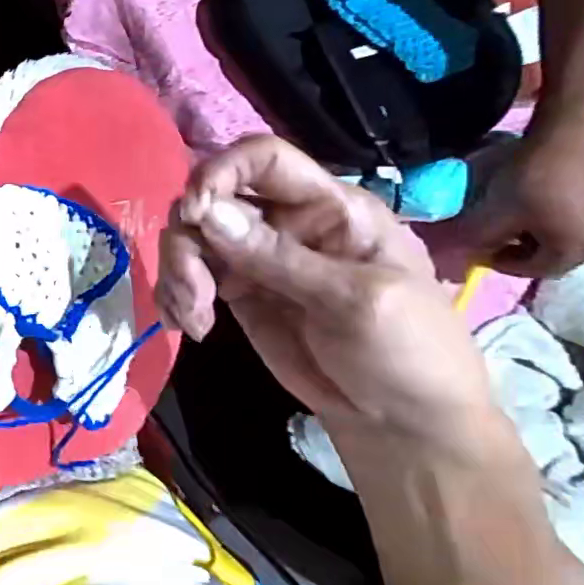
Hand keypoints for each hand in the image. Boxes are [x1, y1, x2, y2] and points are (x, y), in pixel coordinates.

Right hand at [156, 136, 501, 452]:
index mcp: (329, 208)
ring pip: (190, 237)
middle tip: (194, 292)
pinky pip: (187, 276)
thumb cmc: (408, 353)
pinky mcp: (236, 292)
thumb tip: (204, 212)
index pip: (263, 158)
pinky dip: (175, 296)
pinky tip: (189, 326)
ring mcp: (256, 257)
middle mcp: (285, 222)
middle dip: (188, 240)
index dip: (221, 172)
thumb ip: (279, 258)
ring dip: (177, 273)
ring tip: (193, 318)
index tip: (195, 215)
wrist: (404, 426)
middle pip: (210, 199)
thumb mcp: (356, 302)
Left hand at [451, 131, 583, 278]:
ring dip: (549, 233)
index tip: (484, 252)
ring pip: (578, 236)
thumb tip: (469, 251)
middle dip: (528, 249)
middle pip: (561, 254)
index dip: (505, 263)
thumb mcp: (493, 214)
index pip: (537, 269)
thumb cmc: (532, 181)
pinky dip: (569, 217)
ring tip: (525, 219)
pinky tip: (551, 203)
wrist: (572, 137)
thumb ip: (478, 239)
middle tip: (502, 237)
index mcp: (582, 250)